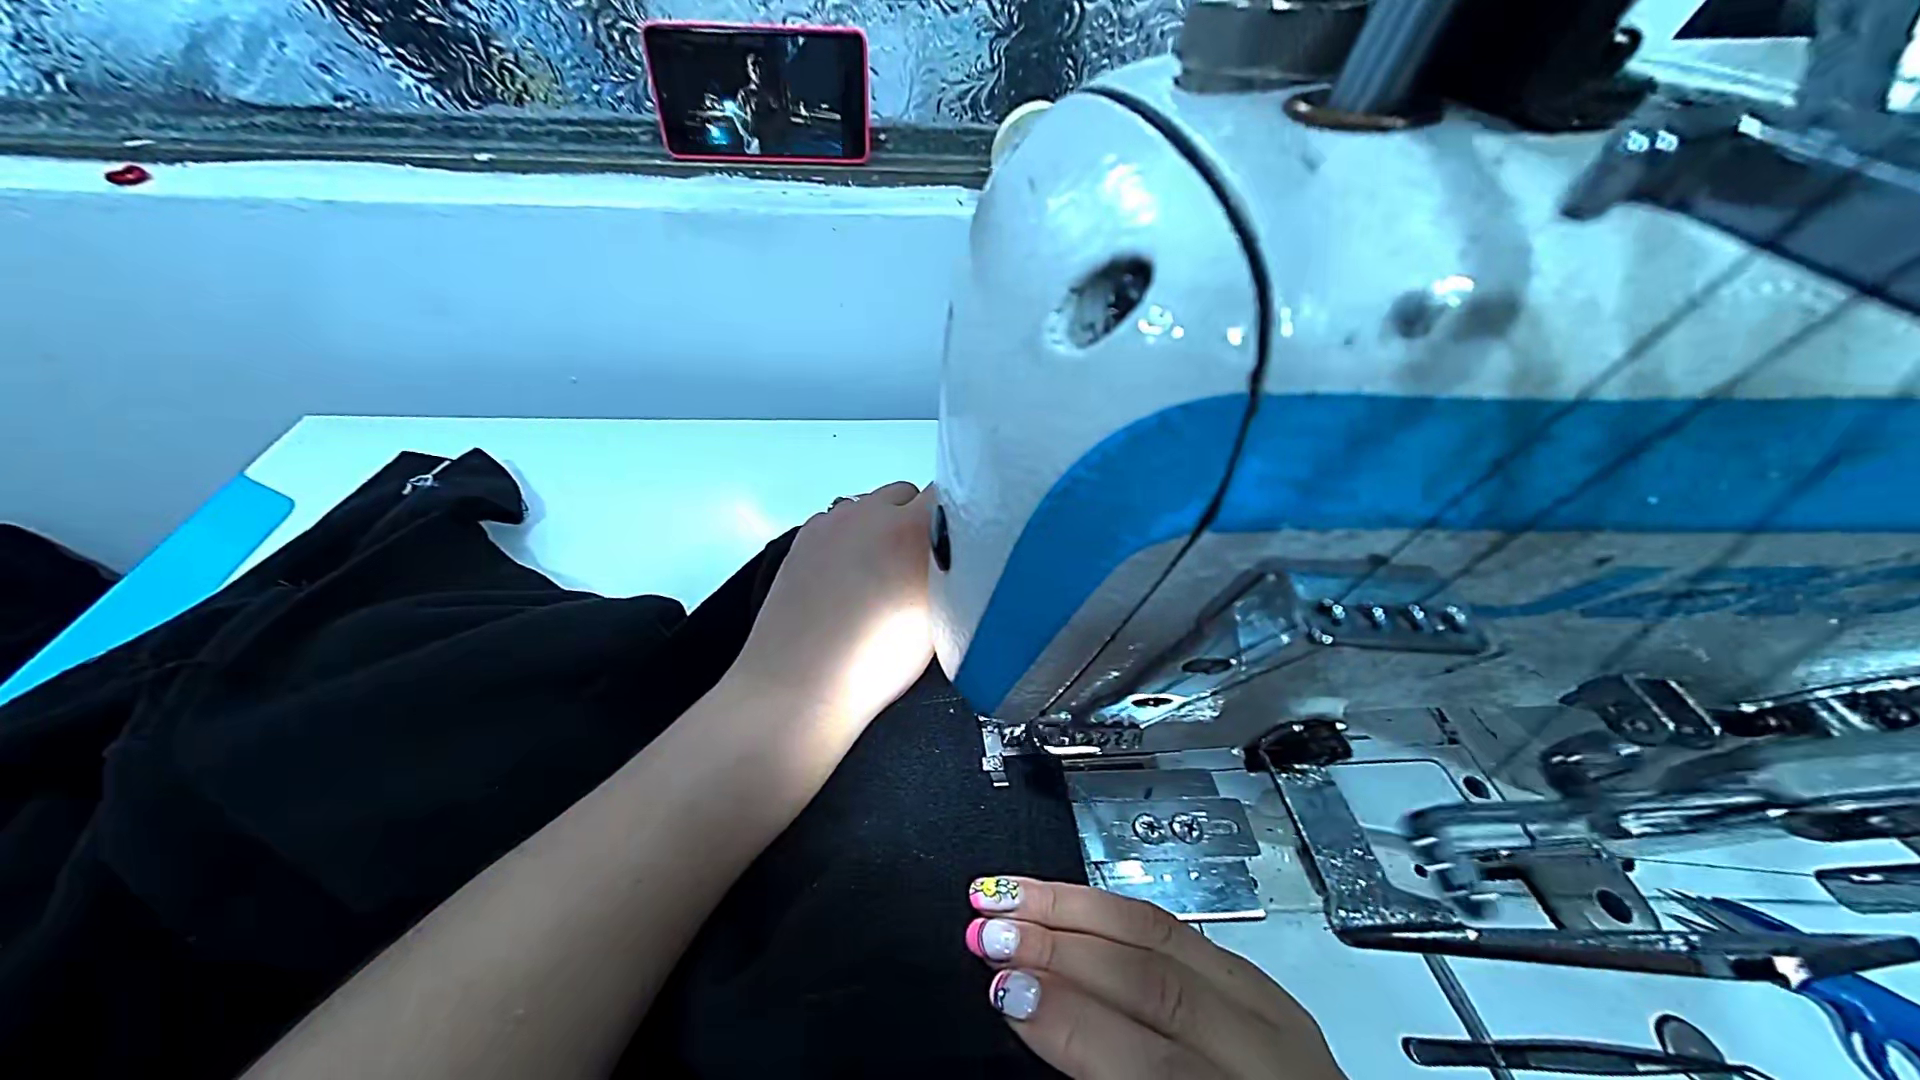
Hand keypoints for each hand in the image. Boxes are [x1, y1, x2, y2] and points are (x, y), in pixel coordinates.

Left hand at [724, 481, 934, 758]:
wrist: (800, 684)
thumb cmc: (876, 662)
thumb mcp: (939, 616)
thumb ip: (955, 570)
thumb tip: (961, 549)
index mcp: (913, 529)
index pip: (951, 496)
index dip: (958, 521)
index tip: (958, 548)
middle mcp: (871, 512)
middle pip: (910, 494)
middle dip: (918, 520)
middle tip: (917, 564)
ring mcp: (833, 520)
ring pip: (873, 505)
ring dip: (883, 526)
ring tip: (878, 572)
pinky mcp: (806, 533)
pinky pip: (841, 520)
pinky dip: (851, 537)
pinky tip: (847, 576)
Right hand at [963, 877, 1347, 1079]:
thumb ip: (1104, 1074)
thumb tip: (1029, 1006)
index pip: (1155, 1061)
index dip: (1072, 1019)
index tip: (1004, 986)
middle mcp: (1271, 1055)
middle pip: (1156, 979)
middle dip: (1061, 946)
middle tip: (990, 926)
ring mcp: (1271, 1007)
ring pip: (1165, 931)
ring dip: (1074, 906)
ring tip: (1011, 892)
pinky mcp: (1258, 978)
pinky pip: (1176, 926)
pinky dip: (1110, 909)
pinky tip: (1067, 899)